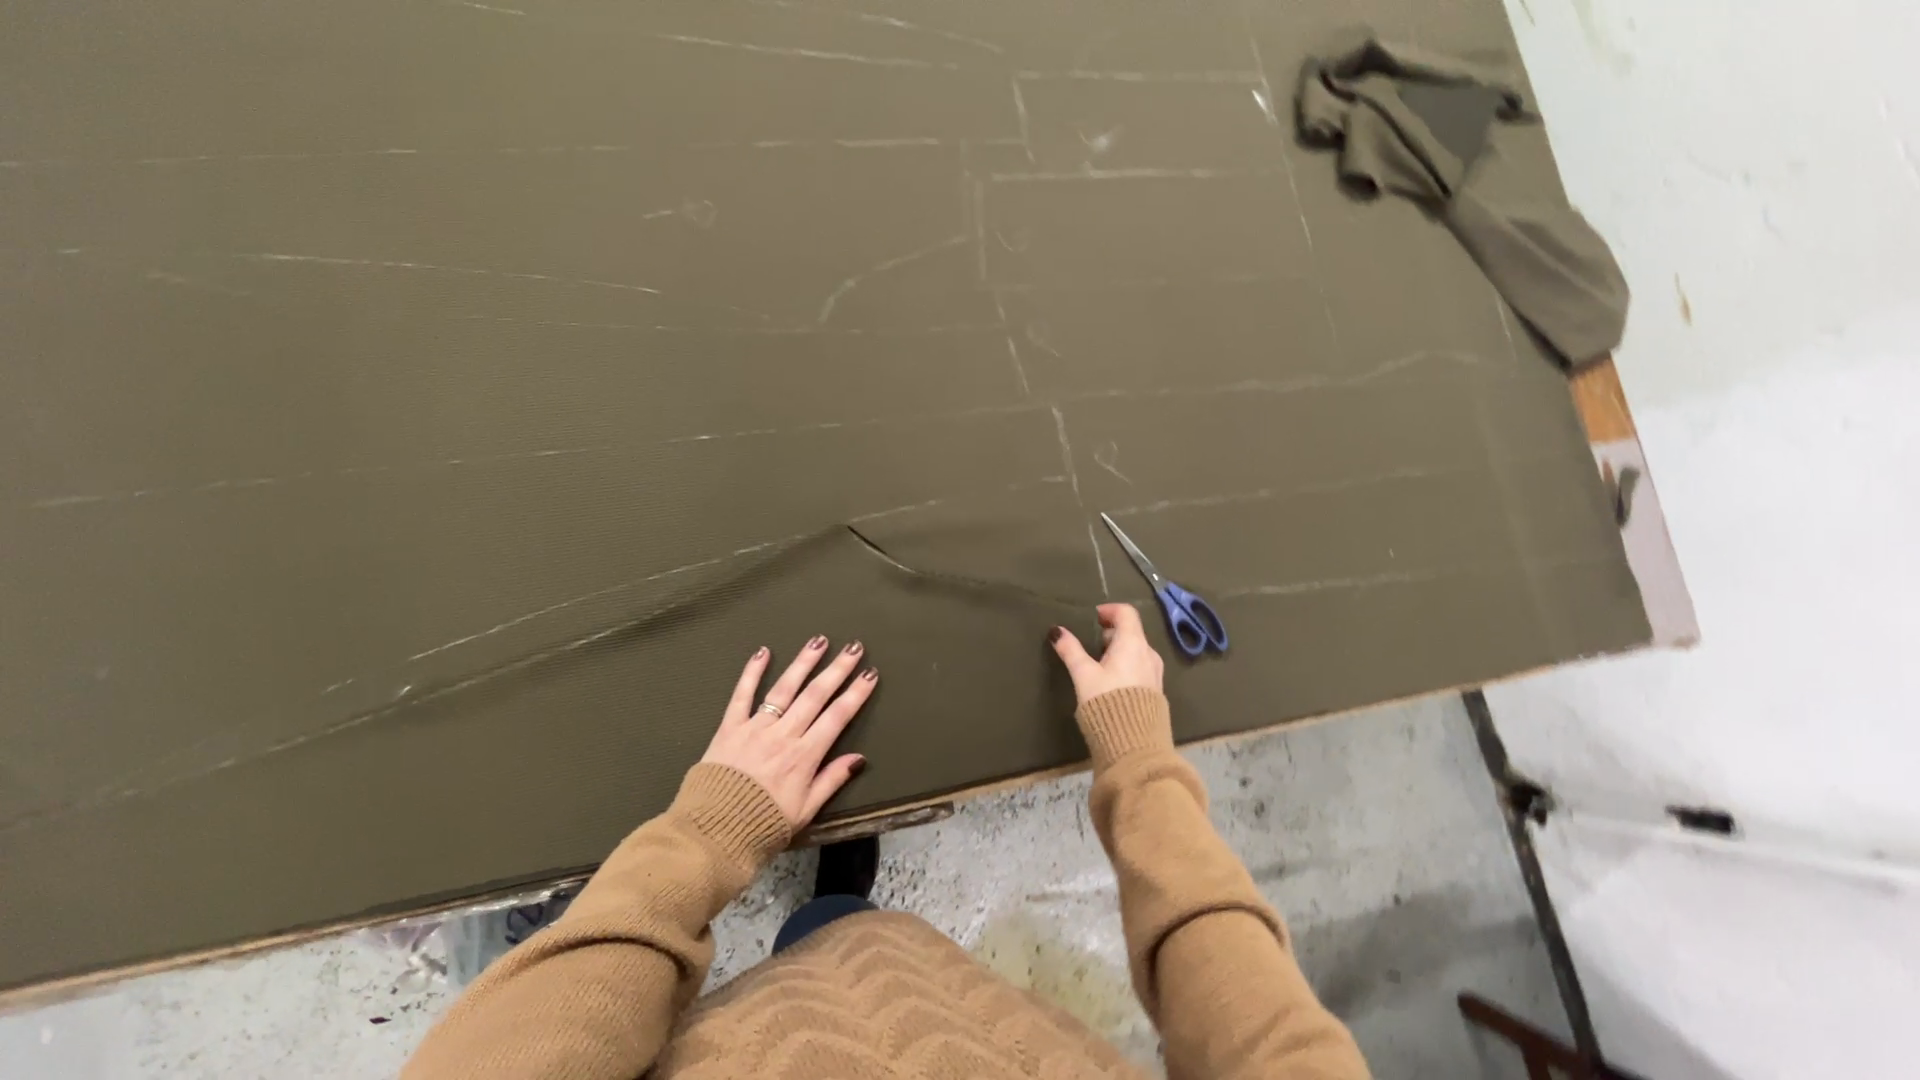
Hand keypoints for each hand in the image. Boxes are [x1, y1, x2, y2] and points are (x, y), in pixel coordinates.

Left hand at [700, 636, 875, 827]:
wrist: (714, 831)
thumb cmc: (763, 825)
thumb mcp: (805, 810)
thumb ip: (831, 780)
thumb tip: (859, 758)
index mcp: (804, 756)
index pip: (837, 717)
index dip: (856, 694)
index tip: (869, 674)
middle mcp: (783, 735)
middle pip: (815, 695)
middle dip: (837, 669)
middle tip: (853, 647)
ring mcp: (755, 728)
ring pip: (784, 688)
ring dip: (803, 663)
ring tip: (819, 641)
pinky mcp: (729, 727)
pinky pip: (742, 695)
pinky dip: (752, 672)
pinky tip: (763, 651)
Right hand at [1048, 603, 1164, 704]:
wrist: (1134, 743)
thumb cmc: (1107, 701)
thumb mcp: (1083, 675)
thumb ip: (1071, 651)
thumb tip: (1056, 631)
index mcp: (1133, 643)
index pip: (1126, 613)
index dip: (1109, 610)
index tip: (1092, 617)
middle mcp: (1149, 653)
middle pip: (1132, 631)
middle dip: (1110, 632)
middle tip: (1091, 643)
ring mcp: (1156, 672)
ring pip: (1137, 650)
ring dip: (1119, 650)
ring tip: (1099, 664)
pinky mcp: (1156, 690)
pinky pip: (1141, 666)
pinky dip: (1127, 664)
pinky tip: (1112, 682)